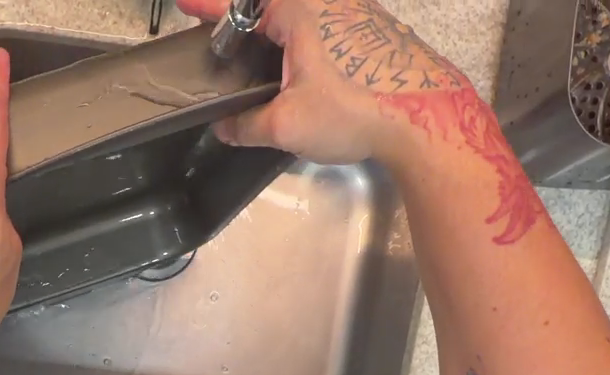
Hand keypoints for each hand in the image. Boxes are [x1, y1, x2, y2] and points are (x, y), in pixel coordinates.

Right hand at [177, 0, 470, 167]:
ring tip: (257, 69)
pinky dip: (300, 46)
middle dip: (244, 28)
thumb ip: (246, 125)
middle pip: (272, 9)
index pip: (241, 4)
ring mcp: (352, 13)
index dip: (209, 7)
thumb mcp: (285, 124)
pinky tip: (295, 77)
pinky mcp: (369, 32)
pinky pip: (322, 28)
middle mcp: (327, 1)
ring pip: (299, 18)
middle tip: (223, 50)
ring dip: (274, 39)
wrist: (421, 115)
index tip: (187, 5)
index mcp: (301, 8)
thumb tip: (225, 127)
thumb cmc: (356, 109)